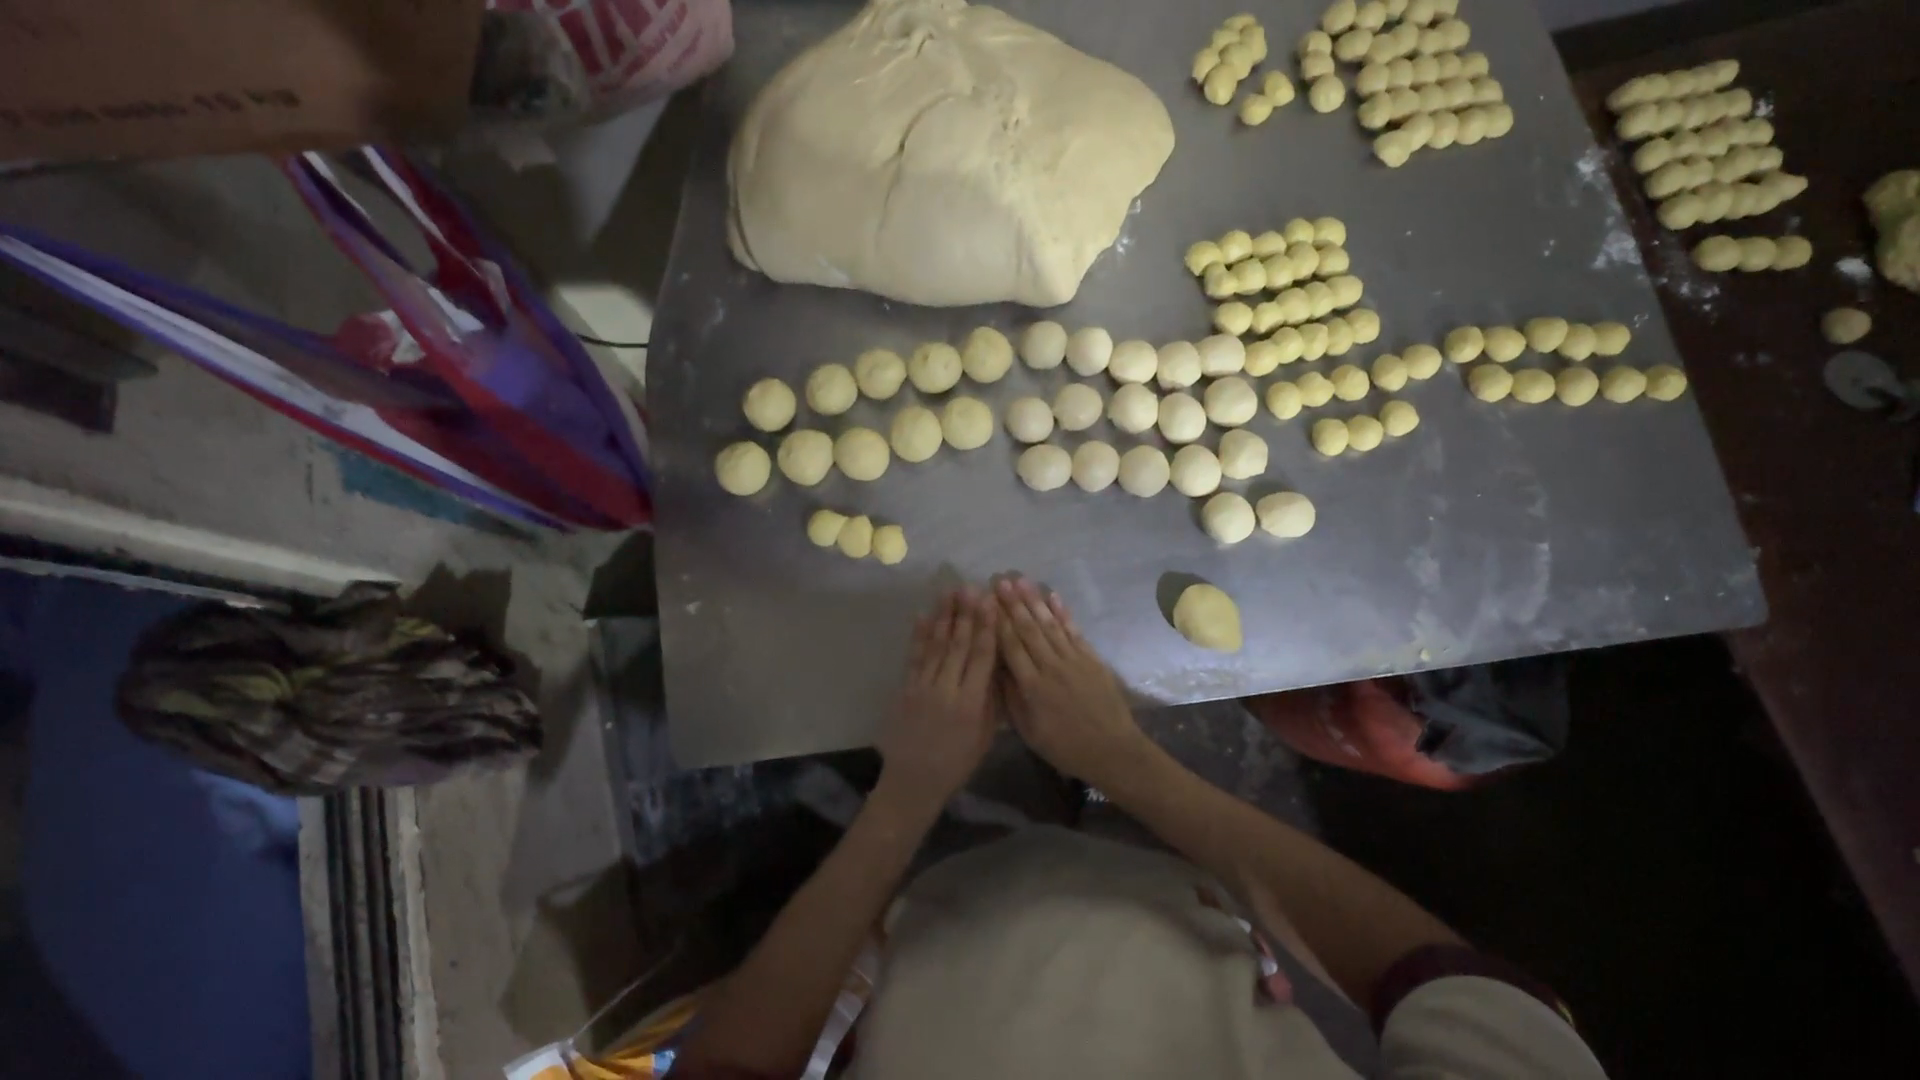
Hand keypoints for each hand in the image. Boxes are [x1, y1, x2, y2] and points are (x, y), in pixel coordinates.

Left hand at [875, 587, 998, 804]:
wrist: (914, 781)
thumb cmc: (957, 762)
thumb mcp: (985, 736)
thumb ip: (992, 701)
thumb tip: (1000, 666)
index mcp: (972, 704)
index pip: (983, 657)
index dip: (988, 627)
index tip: (992, 603)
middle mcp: (947, 690)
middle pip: (959, 645)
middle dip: (966, 614)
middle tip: (971, 587)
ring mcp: (923, 687)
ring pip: (937, 645)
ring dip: (944, 616)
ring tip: (950, 592)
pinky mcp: (906, 689)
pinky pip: (915, 657)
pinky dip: (919, 635)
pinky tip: (923, 615)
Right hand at [993, 577, 1152, 788]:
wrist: (1112, 750)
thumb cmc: (1065, 747)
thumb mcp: (1029, 731)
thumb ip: (1011, 698)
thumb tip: (996, 668)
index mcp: (1032, 686)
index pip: (1010, 646)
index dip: (997, 621)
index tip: (986, 601)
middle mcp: (1051, 666)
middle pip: (1028, 629)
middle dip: (1013, 603)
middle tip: (1000, 580)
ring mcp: (1074, 660)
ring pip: (1049, 625)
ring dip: (1034, 601)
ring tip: (1021, 580)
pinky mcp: (1092, 659)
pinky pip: (1073, 631)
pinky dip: (1063, 613)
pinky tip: (1053, 596)